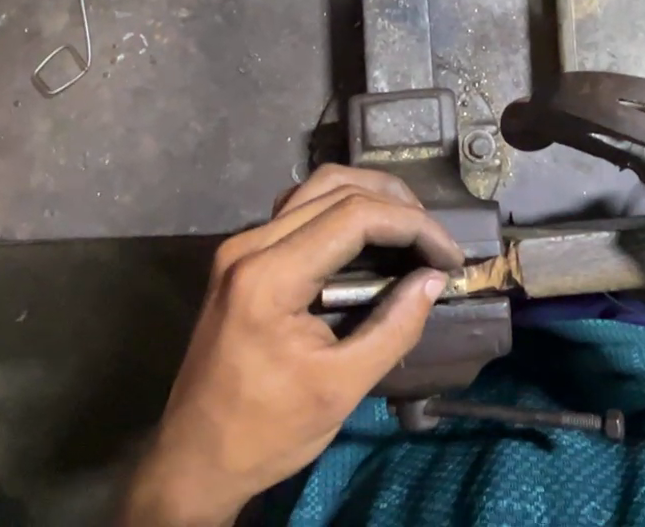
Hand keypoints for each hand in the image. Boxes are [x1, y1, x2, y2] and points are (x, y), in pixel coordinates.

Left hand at [120, 166, 462, 526]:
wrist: (195, 456)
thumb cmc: (267, 430)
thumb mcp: (341, 388)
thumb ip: (394, 327)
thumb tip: (434, 279)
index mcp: (269, 275)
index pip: (354, 216)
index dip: (412, 225)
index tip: (450, 256)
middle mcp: (250, 243)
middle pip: (336, 188)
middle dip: (397, 205)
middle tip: (436, 240)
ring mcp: (242, 244)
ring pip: (316, 187)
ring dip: (370, 197)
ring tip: (412, 229)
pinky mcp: (243, 255)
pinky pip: (299, 208)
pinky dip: (341, 207)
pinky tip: (368, 235)